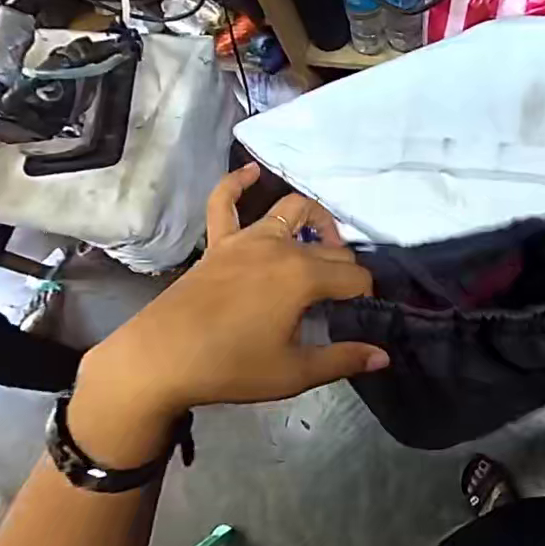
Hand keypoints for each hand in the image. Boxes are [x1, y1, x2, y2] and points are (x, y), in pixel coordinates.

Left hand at [69, 164, 384, 465]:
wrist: (161, 360)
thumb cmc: (231, 367)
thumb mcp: (293, 373)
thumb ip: (342, 360)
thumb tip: (383, 356)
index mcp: (303, 277)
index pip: (353, 277)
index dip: (364, 295)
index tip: (359, 315)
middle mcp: (280, 247)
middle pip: (329, 248)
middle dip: (344, 269)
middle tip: (340, 299)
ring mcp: (246, 239)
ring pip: (290, 210)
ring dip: (315, 219)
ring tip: (324, 240)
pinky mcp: (217, 243)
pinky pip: (224, 202)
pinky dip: (237, 182)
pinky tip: (251, 172)